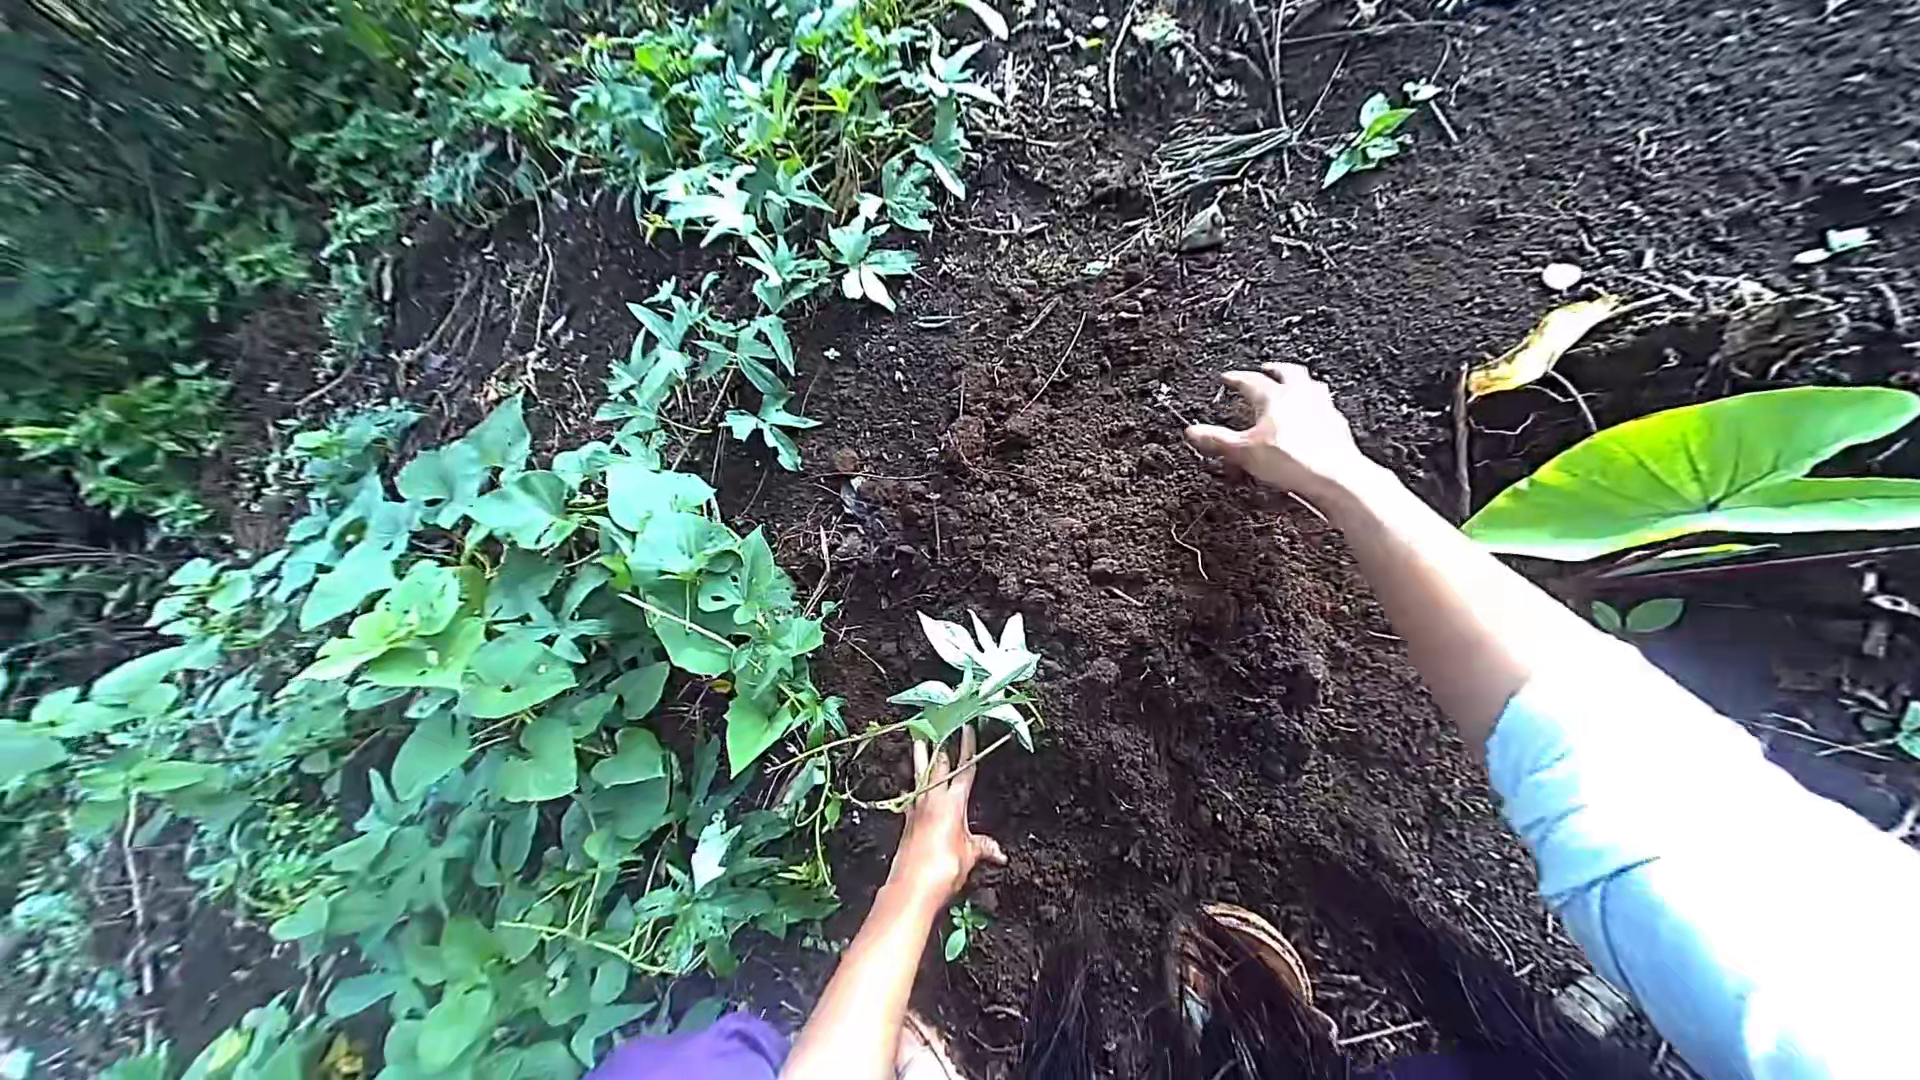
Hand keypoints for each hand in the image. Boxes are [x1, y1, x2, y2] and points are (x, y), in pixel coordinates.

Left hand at [887, 724, 1005, 905]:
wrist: (912, 886)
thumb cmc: (943, 868)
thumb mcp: (969, 856)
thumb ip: (983, 848)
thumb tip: (1000, 853)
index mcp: (953, 802)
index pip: (963, 768)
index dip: (967, 747)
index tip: (968, 727)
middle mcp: (934, 799)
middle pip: (939, 764)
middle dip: (942, 744)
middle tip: (941, 723)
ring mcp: (918, 807)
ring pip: (921, 774)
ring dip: (922, 756)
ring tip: (918, 737)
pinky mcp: (908, 819)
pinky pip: (913, 793)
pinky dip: (915, 783)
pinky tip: (912, 783)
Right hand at [1185, 364, 1377, 500]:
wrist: (1334, 475)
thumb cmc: (1291, 460)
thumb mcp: (1243, 451)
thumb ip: (1216, 440)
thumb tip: (1192, 431)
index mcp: (1274, 396)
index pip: (1250, 380)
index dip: (1236, 378)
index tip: (1228, 377)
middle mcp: (1300, 394)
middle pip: (1287, 372)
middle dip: (1274, 369)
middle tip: (1266, 369)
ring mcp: (1322, 407)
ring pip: (1311, 384)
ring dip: (1299, 382)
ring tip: (1292, 386)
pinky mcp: (1336, 424)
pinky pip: (1324, 406)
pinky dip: (1314, 406)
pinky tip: (1312, 415)